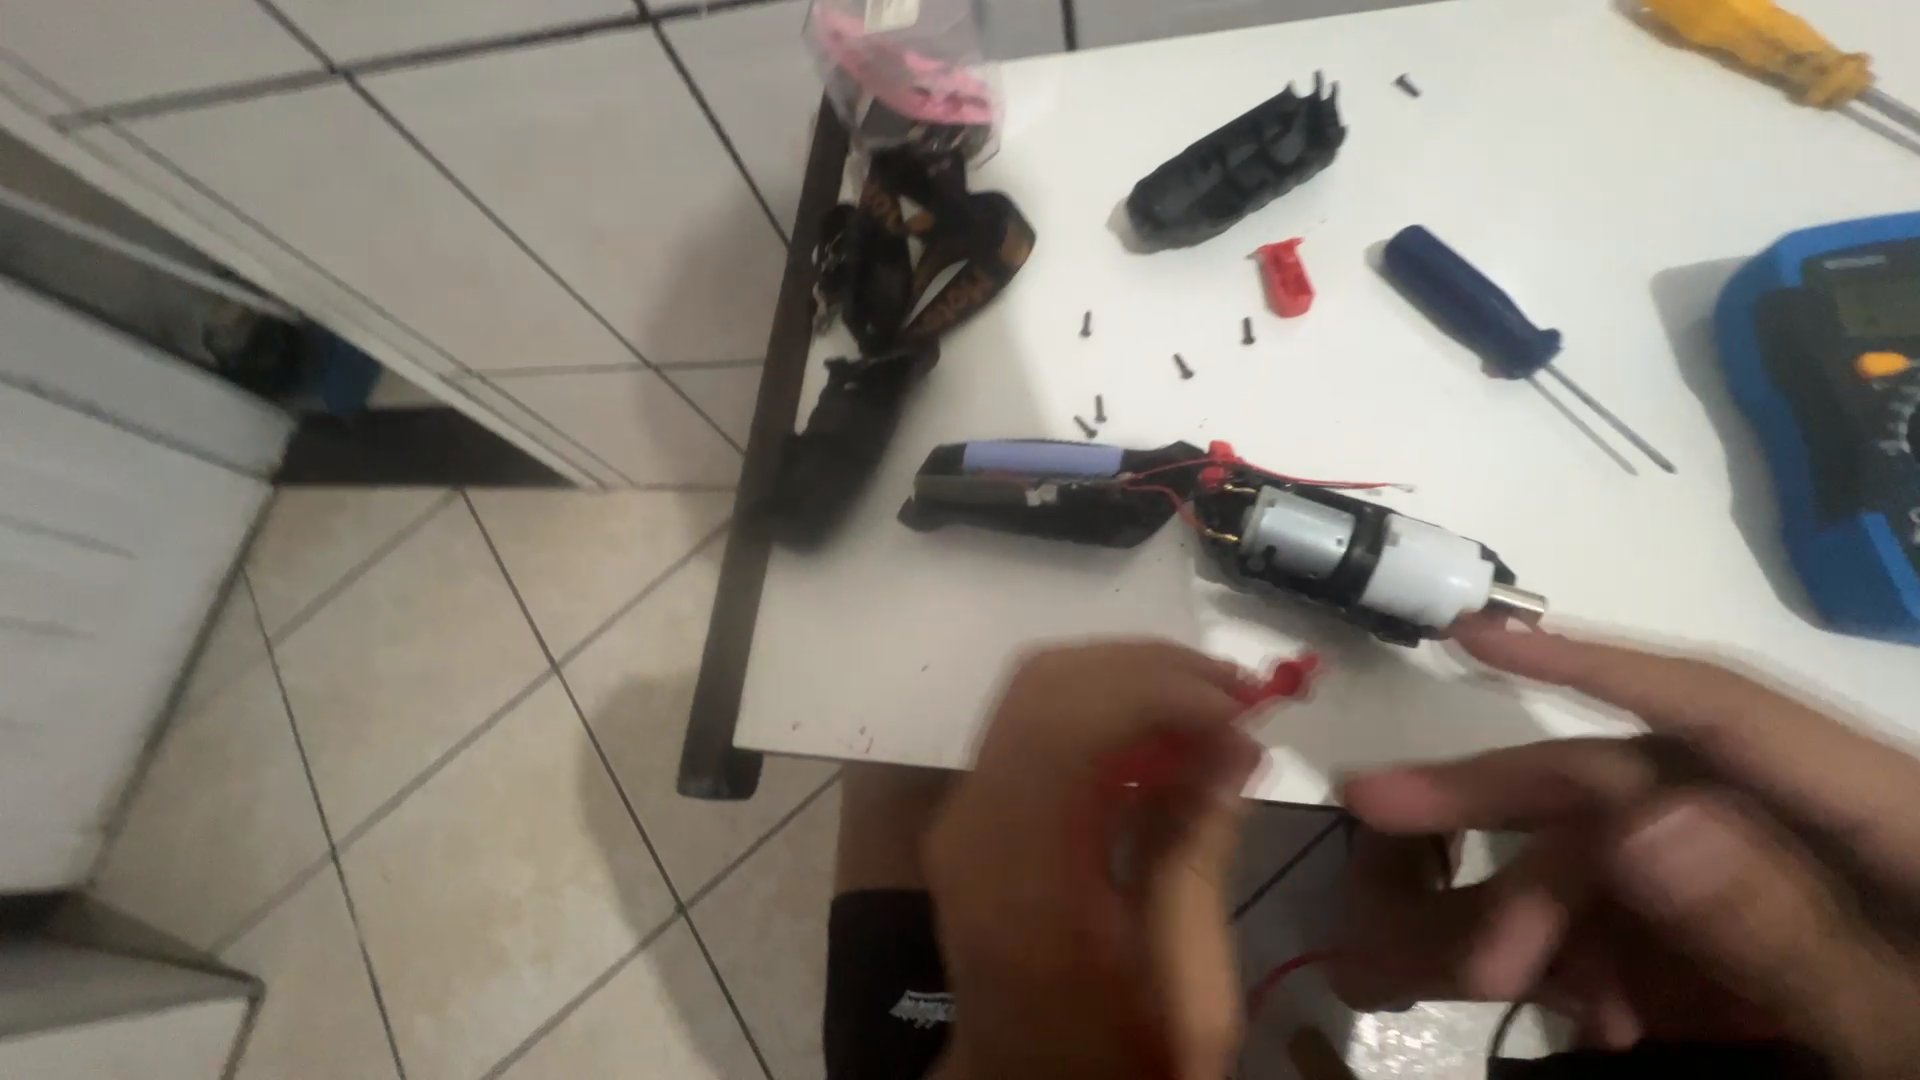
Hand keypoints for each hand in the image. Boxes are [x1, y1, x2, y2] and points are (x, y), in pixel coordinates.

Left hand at [925, 642, 1261, 1079]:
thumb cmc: (1107, 1051)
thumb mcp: (1179, 977)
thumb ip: (1195, 847)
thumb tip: (1234, 741)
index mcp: (1013, 874)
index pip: (1063, 725)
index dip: (1154, 691)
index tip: (1239, 708)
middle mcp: (971, 819)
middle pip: (1046, 684)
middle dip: (1148, 667)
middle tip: (1237, 691)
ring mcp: (964, 803)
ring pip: (1040, 684)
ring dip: (1129, 673)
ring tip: (1210, 703)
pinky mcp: (978, 797)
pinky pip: (1038, 714)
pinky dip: (1106, 699)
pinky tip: (1163, 726)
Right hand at [1332, 619, 1919, 1077]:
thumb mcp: (1905, 1043)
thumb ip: (1788, 938)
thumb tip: (1638, 820)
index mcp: (1894, 825)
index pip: (1720, 711)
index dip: (1586, 663)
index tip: (1468, 635)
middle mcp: (1815, 833)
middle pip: (1625, 784)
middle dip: (1496, 804)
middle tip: (1375, 801)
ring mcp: (1774, 890)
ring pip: (1611, 863)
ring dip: (1538, 914)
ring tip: (1488, 979)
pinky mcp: (1750, 945)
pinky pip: (1637, 924)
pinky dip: (1588, 960)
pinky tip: (1583, 1012)